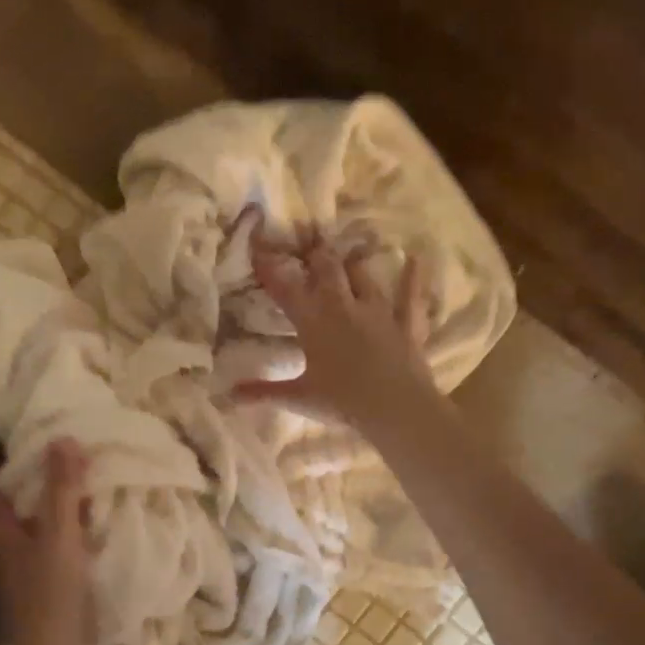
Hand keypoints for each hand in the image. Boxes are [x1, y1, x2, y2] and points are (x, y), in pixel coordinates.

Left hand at [0, 439, 92, 644]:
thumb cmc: (53, 591)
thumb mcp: (62, 533)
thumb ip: (63, 488)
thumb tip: (62, 438)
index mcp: (5, 538)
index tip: (4, 453)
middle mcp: (4, 559)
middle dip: (3, 503)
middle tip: (21, 480)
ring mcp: (16, 586)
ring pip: (11, 550)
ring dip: (22, 532)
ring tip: (42, 515)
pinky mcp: (34, 606)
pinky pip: (33, 571)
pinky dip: (42, 558)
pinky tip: (62, 557)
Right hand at [233, 225, 440, 428]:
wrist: (395, 407)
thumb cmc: (342, 402)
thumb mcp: (298, 398)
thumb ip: (263, 392)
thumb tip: (228, 396)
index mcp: (312, 321)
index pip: (285, 288)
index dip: (269, 267)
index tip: (257, 246)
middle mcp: (342, 306)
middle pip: (327, 269)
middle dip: (316, 254)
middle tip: (310, 238)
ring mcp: (376, 311)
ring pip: (362, 276)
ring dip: (353, 262)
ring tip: (348, 247)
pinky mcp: (406, 323)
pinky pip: (410, 295)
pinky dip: (413, 278)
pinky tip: (417, 259)